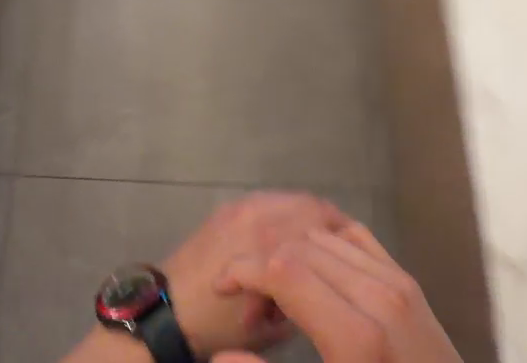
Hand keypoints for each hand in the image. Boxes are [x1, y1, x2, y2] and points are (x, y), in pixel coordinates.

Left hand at [160, 192, 352, 357]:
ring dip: (310, 216)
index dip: (345, 243)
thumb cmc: (221, 326)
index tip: (358, 259)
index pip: (322, 229)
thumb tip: (321, 280)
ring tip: (321, 242)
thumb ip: (302, 295)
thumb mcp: (273, 325)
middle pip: (311, 207)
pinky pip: (269, 200)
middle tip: (346, 249)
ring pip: (291, 199)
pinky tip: (291, 235)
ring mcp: (241, 206)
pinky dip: (287, 212)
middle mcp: (258, 215)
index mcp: (270, 243)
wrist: (168, 311)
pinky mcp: (229, 207)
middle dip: (332, 226)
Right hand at [210, 224, 462, 362]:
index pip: (283, 269)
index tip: (222, 288)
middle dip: (262, 263)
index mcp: (356, 337)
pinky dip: (324, 241)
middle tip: (246, 301)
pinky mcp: (409, 284)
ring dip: (290, 253)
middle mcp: (379, 297)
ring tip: (274, 290)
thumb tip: (222, 354)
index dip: (243, 271)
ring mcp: (399, 285)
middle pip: (300, 248)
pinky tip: (310, 265)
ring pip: (326, 237)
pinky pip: (356, 238)